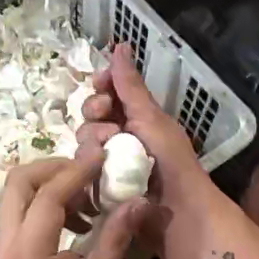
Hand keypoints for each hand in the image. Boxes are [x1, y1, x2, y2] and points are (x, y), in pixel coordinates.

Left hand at [0, 151, 148, 258]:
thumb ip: (116, 235)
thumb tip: (138, 201)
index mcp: (29, 244)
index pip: (50, 191)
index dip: (78, 170)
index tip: (102, 156)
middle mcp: (8, 237)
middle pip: (19, 180)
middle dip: (53, 168)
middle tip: (86, 173)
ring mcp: (2, 244)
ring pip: (16, 195)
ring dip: (47, 186)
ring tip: (85, 201)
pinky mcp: (6, 252)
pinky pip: (18, 213)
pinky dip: (41, 204)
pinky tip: (73, 222)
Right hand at [76, 43, 210, 205]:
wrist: (178, 214)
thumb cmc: (171, 162)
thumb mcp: (151, 118)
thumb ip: (130, 85)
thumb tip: (119, 45)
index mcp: (138, 117)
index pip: (108, 92)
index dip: (101, 86)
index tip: (101, 84)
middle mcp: (122, 137)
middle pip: (90, 116)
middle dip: (95, 116)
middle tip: (110, 127)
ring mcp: (110, 162)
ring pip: (83, 142)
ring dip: (92, 144)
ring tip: (107, 155)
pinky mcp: (99, 186)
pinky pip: (80, 170)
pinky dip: (86, 169)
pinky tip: (96, 173)